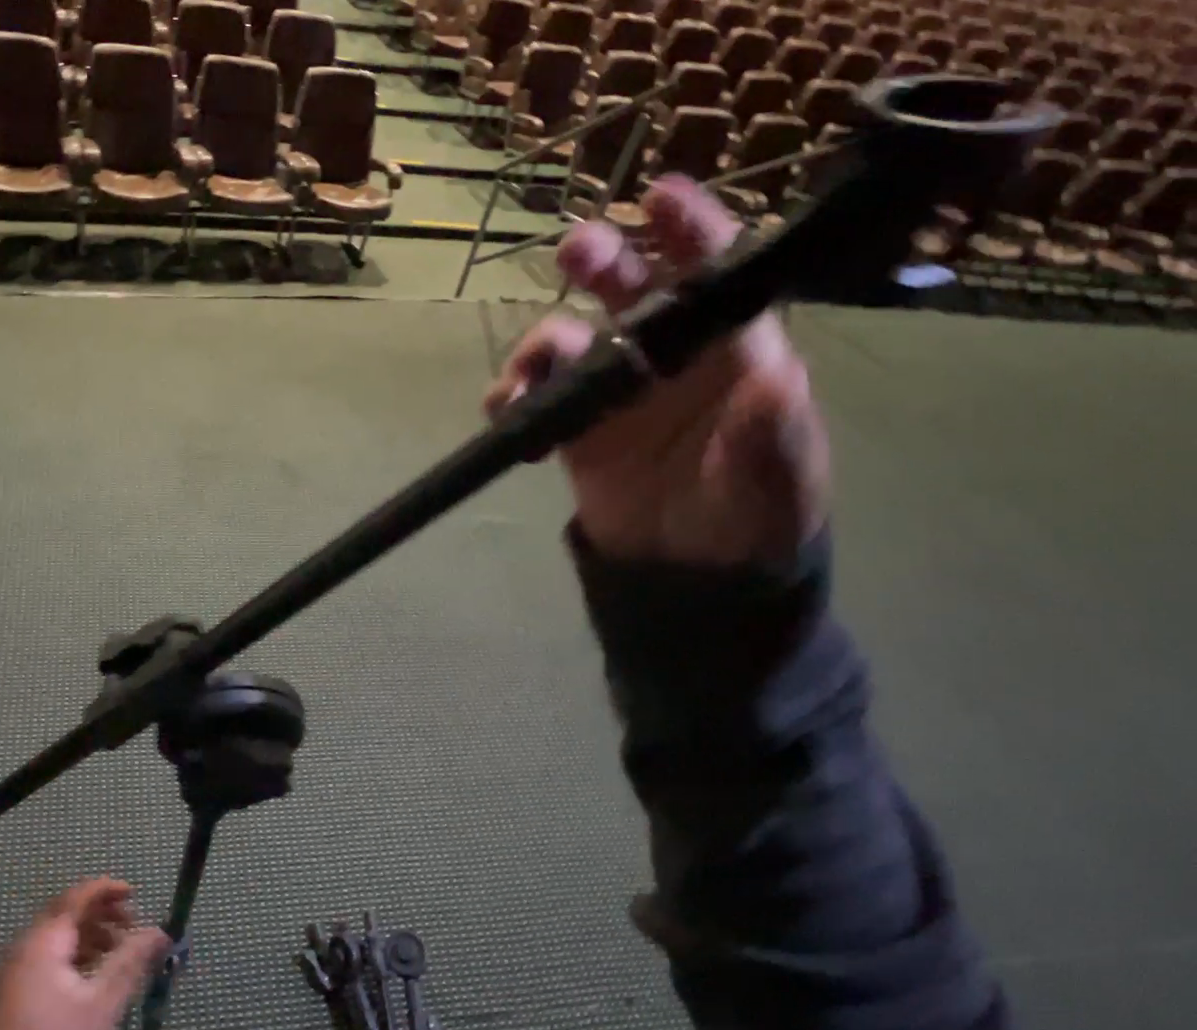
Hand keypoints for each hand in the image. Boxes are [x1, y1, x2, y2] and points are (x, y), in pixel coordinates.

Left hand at [0, 879, 169, 1029]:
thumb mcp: (100, 1005)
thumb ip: (130, 963)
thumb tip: (160, 932)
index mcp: (43, 940)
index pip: (77, 895)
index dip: (107, 888)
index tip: (136, 893)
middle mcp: (23, 945)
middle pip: (66, 914)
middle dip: (102, 914)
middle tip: (132, 927)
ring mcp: (12, 968)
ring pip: (56, 938)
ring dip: (89, 937)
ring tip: (117, 954)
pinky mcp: (8, 991)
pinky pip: (45, 957)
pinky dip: (72, 956)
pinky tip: (90, 980)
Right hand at [482, 176, 829, 564]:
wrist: (695, 579)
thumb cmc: (755, 518)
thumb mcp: (777, 478)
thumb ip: (772, 432)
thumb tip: (772, 378)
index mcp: (731, 349)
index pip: (712, 274)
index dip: (690, 230)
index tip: (660, 196)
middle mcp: (668, 356)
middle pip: (628, 288)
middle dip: (600, 260)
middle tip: (574, 254)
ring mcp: (614, 391)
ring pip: (567, 340)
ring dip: (538, 346)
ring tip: (523, 383)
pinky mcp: (574, 430)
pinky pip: (534, 399)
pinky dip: (512, 399)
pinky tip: (507, 415)